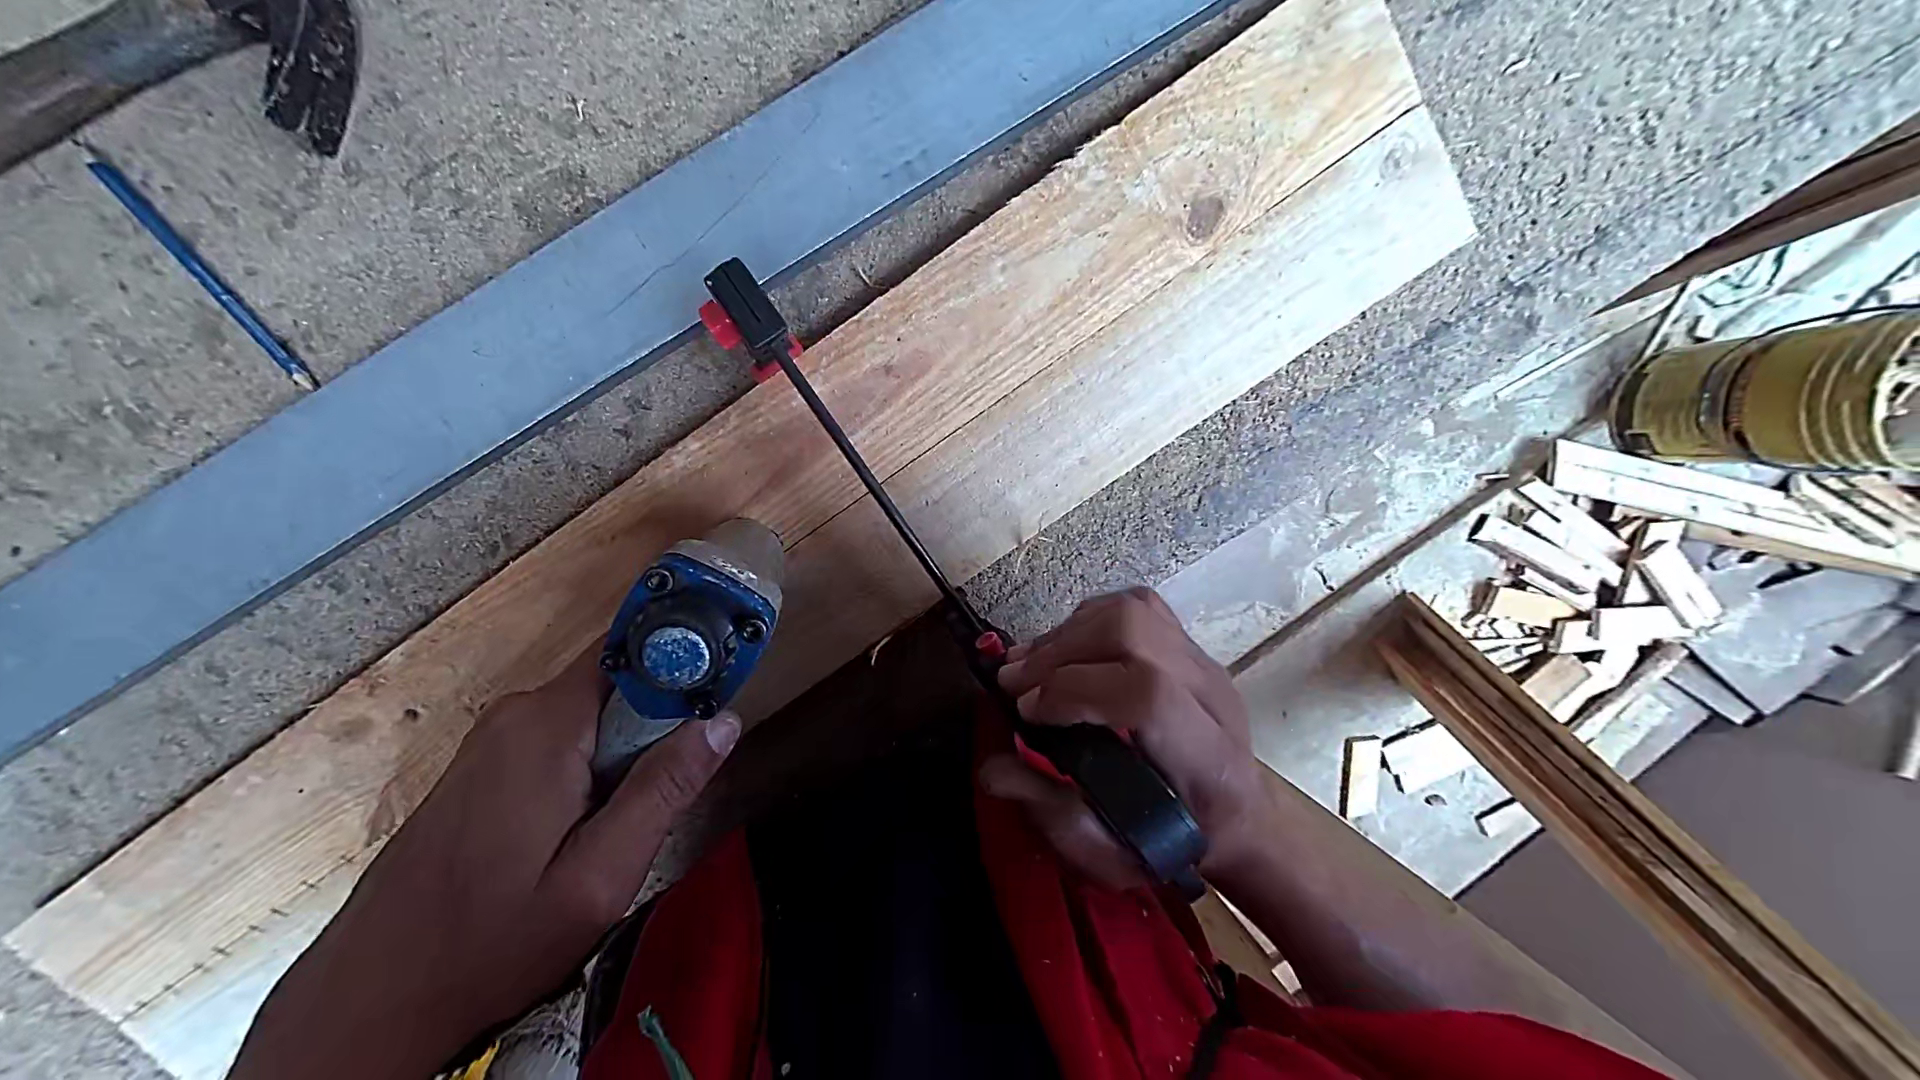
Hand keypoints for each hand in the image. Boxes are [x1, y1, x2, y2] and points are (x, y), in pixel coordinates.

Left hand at [231, 648, 739, 1079]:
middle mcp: (518, 714)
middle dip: (657, 725)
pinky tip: (582, 828)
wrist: (368, 1004)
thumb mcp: (598, 876)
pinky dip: (594, 766)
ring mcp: (496, 739)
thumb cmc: (489, 941)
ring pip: (595, 715)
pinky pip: (564, 739)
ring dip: (627, 752)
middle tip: (667, 793)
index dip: (682, 666)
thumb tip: (723, 721)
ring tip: (621, 823)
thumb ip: (664, 790)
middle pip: (618, 685)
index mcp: (547, 725)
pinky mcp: (486, 765)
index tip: (715, 703)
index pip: (632, 652)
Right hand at [983, 587, 1274, 887]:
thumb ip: (1054, 813)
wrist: (1235, 813)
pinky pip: (1135, 605)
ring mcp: (1202, 661)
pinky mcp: (1187, 644)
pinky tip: (1061, 649)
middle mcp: (1213, 696)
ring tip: (1026, 665)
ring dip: (1065, 632)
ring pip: (1131, 609)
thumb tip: (993, 767)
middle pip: (1135, 630)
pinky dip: (1086, 619)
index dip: (1074, 690)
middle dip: (1059, 650)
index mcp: (1207, 760)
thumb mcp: (1117, 854)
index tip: (1028, 712)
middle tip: (1012, 682)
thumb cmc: (1177, 841)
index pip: (1147, 692)